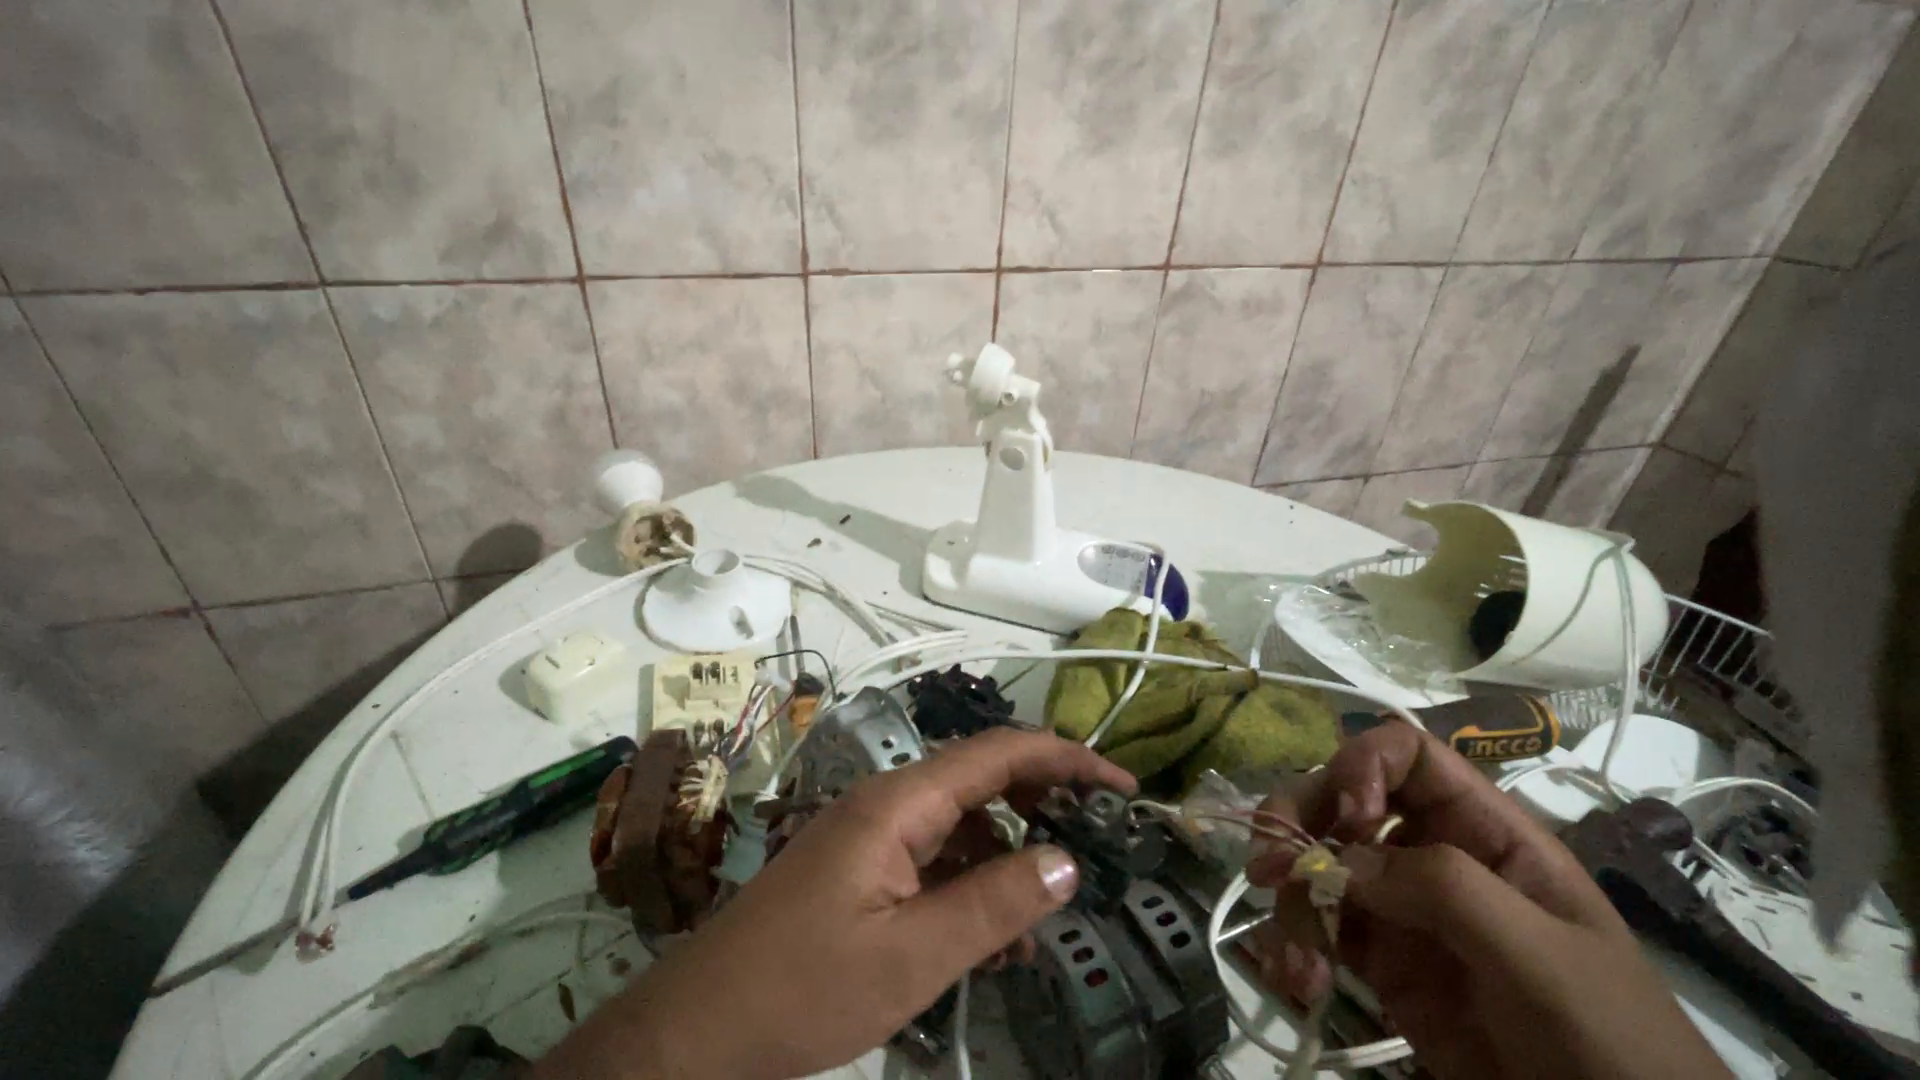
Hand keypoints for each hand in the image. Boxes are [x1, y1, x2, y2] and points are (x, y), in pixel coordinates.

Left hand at [531, 728, 1135, 1079]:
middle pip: (982, 781)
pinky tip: (998, 935)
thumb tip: (1067, 860)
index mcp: (899, 803)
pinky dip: (974, 885)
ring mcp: (871, 836)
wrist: (701, 1028)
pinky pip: (934, 860)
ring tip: (1052, 909)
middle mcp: (887, 804)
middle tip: (1100, 842)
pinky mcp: (861, 870)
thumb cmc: (804, 987)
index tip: (1122, 785)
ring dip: (1010, 857)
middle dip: (1045, 803)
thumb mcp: (914, 955)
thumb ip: (996, 903)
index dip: (1066, 759)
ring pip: (961, 826)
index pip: (998, 754)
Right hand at [1249, 723, 1730, 1079]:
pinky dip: (1294, 946)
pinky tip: (1298, 982)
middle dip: (1297, 824)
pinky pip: (1318, 930)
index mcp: (1483, 831)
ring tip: (1296, 964)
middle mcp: (1433, 856)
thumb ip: (1446, 890)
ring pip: (1319, 868)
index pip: (1407, 757)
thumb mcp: (1539, 954)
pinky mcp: (1382, 963)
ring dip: (1292, 904)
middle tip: (1265, 866)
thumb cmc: (1604, 1032)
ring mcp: (1403, 911)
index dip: (1363, 766)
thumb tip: (1339, 859)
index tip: (1345, 819)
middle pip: (1343, 803)